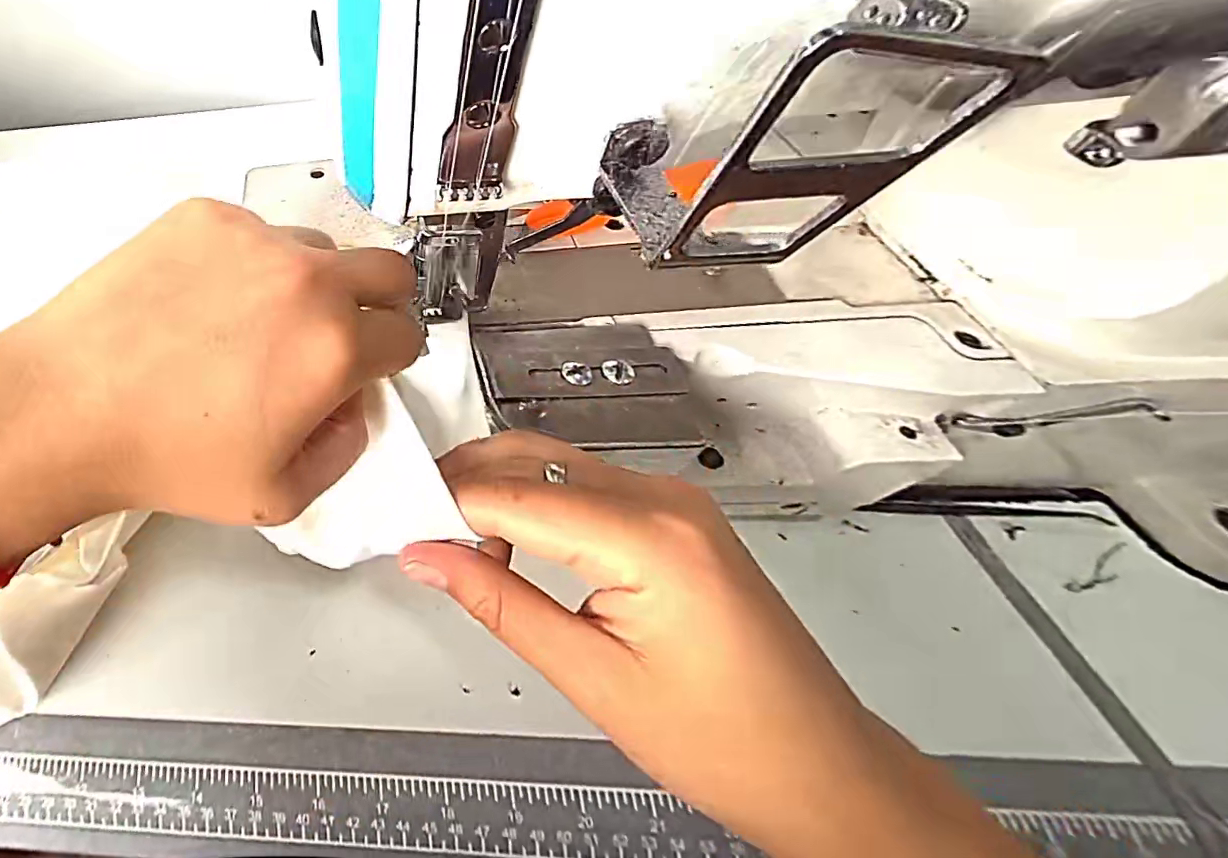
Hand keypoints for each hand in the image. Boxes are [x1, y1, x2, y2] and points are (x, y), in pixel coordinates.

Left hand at [0, 199, 421, 561]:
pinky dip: (250, 263)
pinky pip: (256, 234)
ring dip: (311, 283)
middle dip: (380, 304)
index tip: (370, 365)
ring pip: (319, 249)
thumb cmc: (164, 456)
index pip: (405, 334)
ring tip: (256, 322)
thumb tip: (350, 406)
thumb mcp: (278, 494)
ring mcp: (254, 238)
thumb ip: (344, 450)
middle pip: (389, 269)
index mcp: (335, 345)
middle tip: (341, 332)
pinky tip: (208, 302)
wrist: (61, 410)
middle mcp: (306, 278)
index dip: (391, 358)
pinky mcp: (205, 217)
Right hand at [399, 431, 1030, 857]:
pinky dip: (532, 499)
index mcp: (649, 538)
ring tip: (458, 540)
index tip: (404, 524)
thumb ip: (497, 602)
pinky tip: (513, 539)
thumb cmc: (727, 742)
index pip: (514, 497)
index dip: (447, 505)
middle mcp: (661, 497)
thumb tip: (428, 556)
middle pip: (529, 458)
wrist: (823, 768)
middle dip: (464, 482)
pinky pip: (580, 481)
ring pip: (550, 462)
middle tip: (420, 525)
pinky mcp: (670, 509)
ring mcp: (670, 496)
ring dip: (495, 488)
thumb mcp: (591, 678)